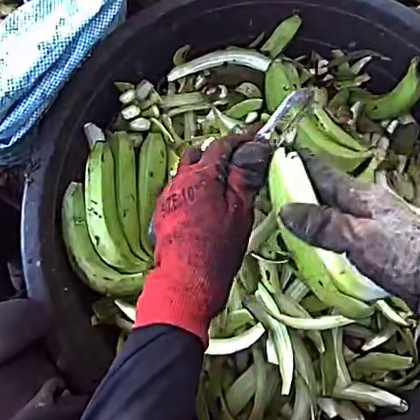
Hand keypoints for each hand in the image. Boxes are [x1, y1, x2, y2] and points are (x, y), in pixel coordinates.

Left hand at [134, 133, 269, 341]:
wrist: (185, 283)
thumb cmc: (214, 251)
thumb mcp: (240, 212)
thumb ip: (243, 178)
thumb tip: (252, 152)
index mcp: (201, 175)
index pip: (222, 144)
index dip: (242, 138)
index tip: (255, 136)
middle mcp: (179, 181)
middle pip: (199, 154)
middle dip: (219, 153)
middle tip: (240, 161)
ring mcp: (169, 197)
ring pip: (187, 172)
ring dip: (205, 172)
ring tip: (225, 185)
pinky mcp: (164, 214)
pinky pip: (180, 190)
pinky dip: (195, 189)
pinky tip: (208, 205)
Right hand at [279, 156, 419, 355]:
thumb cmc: (404, 257)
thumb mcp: (357, 238)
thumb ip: (322, 225)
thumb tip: (286, 210)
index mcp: (363, 194)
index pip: (325, 172)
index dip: (302, 162)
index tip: (279, 153)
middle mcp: (370, 205)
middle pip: (331, 192)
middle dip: (306, 187)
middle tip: (277, 188)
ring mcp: (379, 225)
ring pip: (340, 213)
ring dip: (319, 212)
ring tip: (294, 216)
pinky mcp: (384, 247)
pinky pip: (349, 233)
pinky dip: (332, 234)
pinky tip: (325, 246)